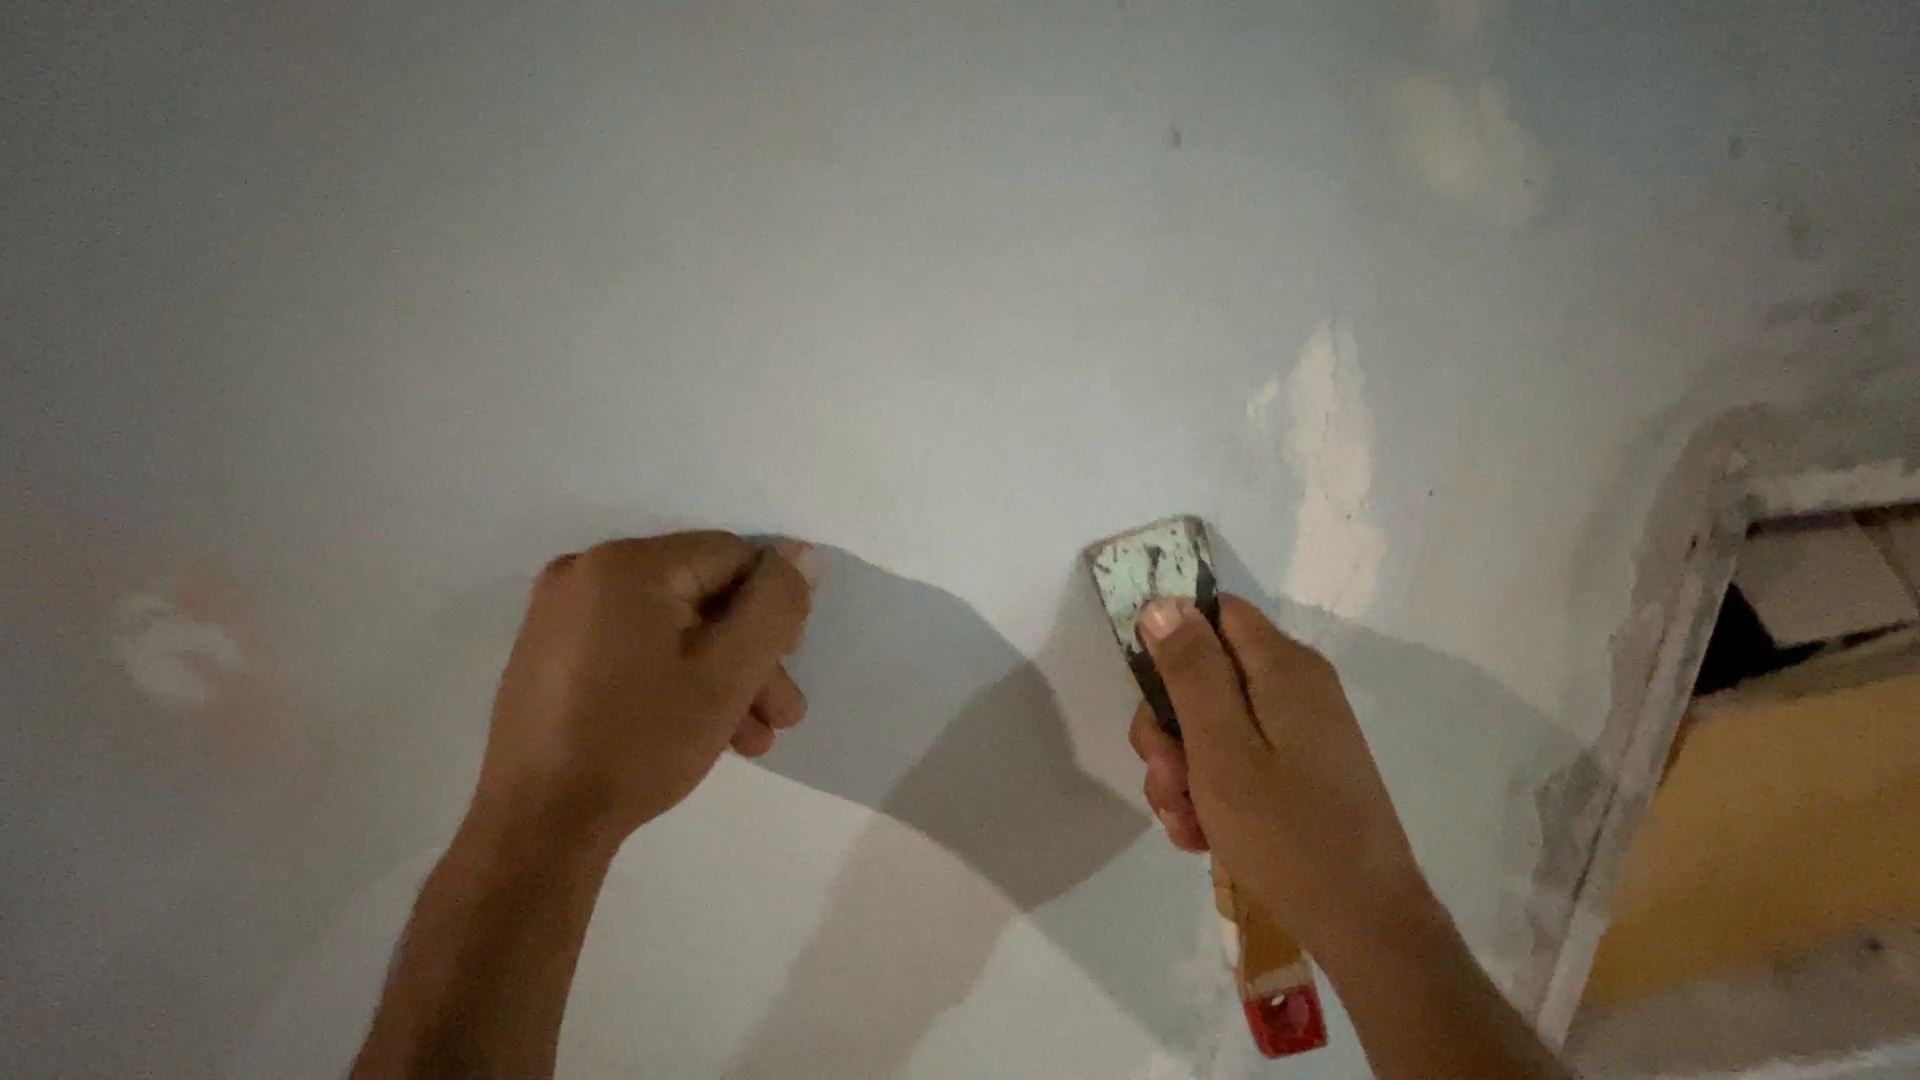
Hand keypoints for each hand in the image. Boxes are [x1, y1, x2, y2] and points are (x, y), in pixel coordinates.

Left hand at [470, 532, 816, 851]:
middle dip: (750, 655)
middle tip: (782, 714)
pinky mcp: (553, 653)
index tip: (790, 666)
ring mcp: (563, 614)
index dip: (771, 608)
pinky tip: (707, 732)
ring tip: (753, 738)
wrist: (536, 827)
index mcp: (628, 564)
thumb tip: (801, 553)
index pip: (732, 557)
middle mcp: (588, 572)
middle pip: (703, 595)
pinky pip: (637, 647)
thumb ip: (775, 606)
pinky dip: (677, 679)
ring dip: (721, 676)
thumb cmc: (639, 742)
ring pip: (673, 627)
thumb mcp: (728, 674)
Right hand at [1128, 595, 1429, 948]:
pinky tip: (1199, 834)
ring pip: (1210, 724)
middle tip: (1165, 775)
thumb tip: (1163, 602)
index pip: (1215, 612)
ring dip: (1181, 769)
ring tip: (1182, 819)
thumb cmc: (1286, 831)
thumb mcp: (1221, 748)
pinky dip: (1208, 791)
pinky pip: (1235, 759)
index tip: (1144, 690)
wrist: (1364, 926)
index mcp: (1283, 668)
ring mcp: (1297, 733)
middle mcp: (1293, 688)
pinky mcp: (1296, 771)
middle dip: (1168, 726)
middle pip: (1204, 674)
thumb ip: (1190, 671)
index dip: (1171, 638)